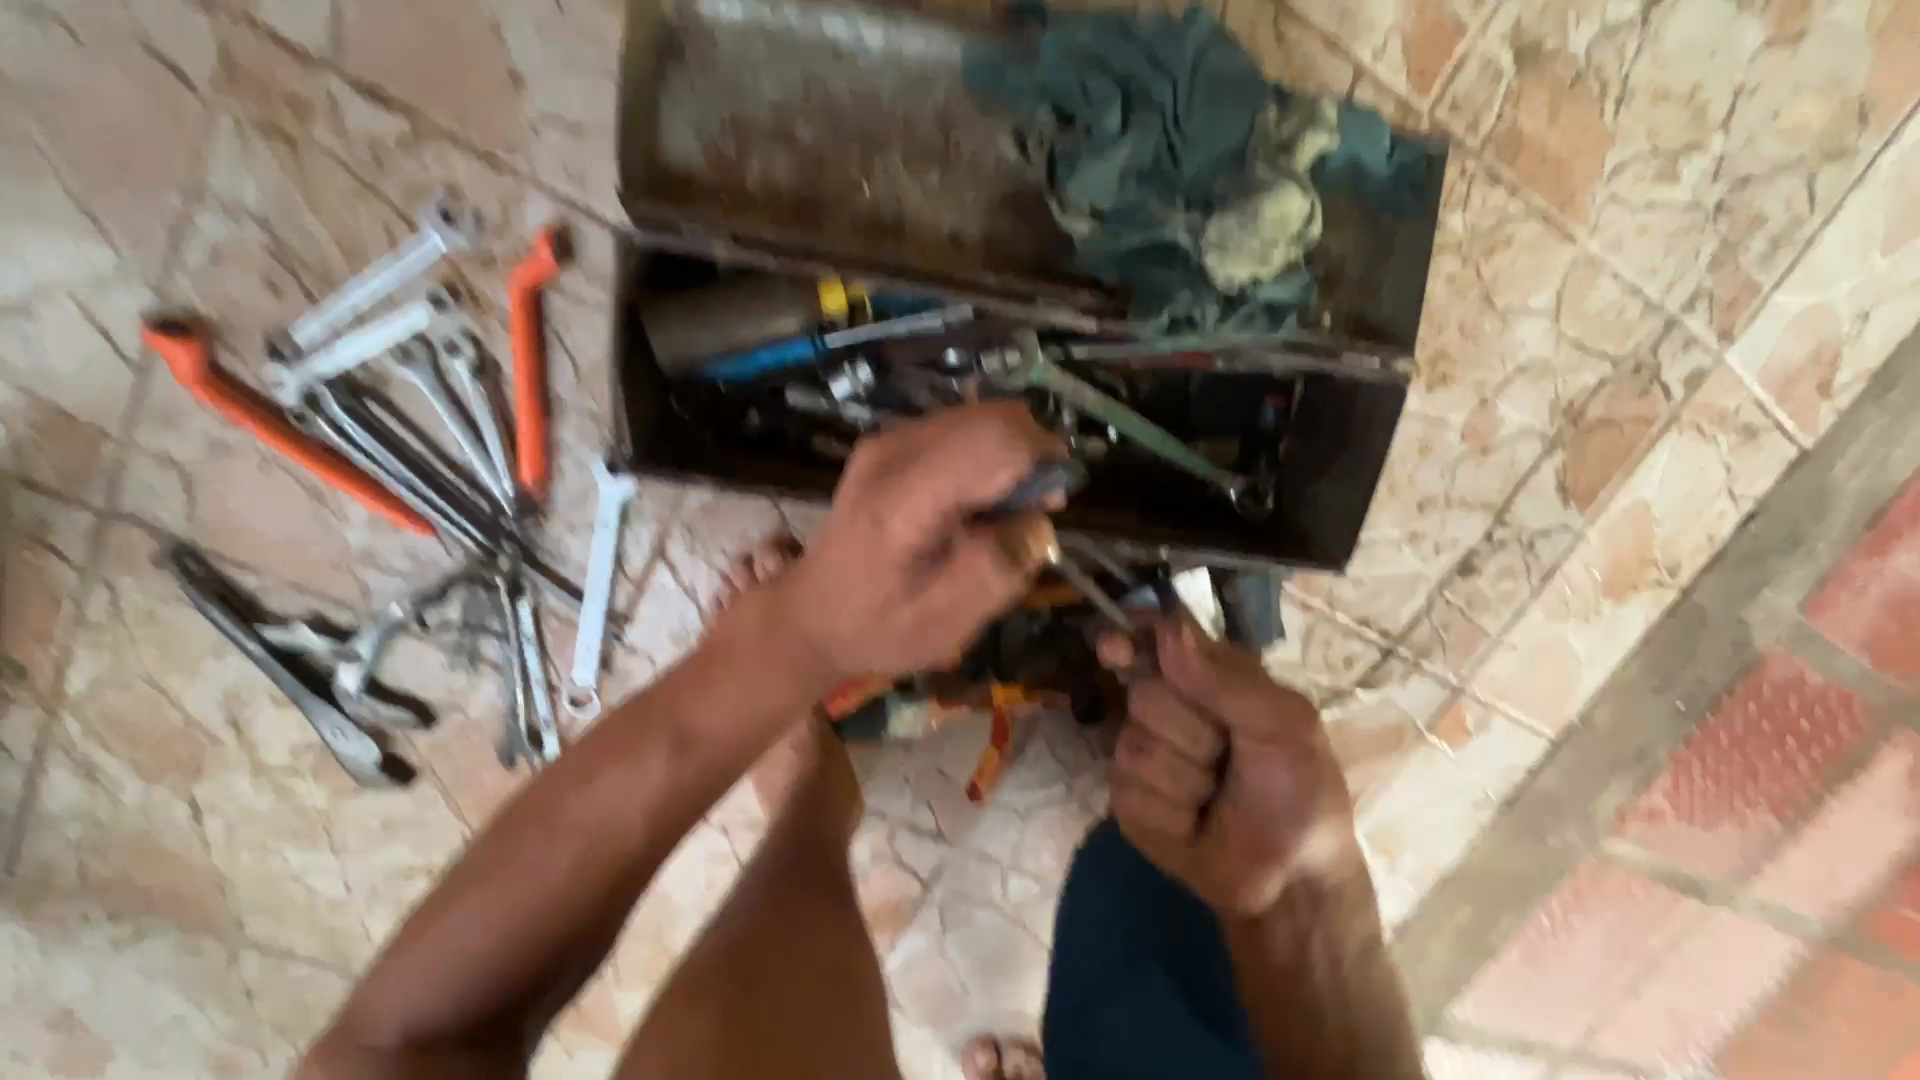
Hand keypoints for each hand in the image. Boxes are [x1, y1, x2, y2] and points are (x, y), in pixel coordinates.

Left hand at [767, 403, 1065, 684]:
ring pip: (982, 416)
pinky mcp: (892, 441)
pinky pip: (962, 428)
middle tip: (1034, 510)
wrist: (812, 615)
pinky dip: (987, 456)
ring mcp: (889, 439)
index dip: (1041, 461)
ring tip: (1003, 511)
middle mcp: (894, 450)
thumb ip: (999, 568)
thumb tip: (1038, 521)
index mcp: (904, 497)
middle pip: (993, 417)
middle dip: (1031, 456)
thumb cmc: (880, 626)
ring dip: (1010, 456)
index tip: (1053, 504)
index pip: (994, 439)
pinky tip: (976, 500)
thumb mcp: (948, 621)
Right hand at [1101, 619, 1357, 916]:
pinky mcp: (1128, 802)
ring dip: (1185, 780)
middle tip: (1227, 757)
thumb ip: (1227, 677)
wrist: (1289, 881)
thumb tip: (1169, 627)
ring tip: (1215, 800)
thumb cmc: (1299, 793)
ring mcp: (1144, 756)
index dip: (1133, 637)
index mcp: (1211, 679)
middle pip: (1143, 693)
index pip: (1158, 639)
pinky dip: (1170, 814)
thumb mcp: (1284, 725)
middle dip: (1189, 730)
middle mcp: (1170, 709)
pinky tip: (1194, 826)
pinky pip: (1127, 791)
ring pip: (1133, 746)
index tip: (1116, 647)